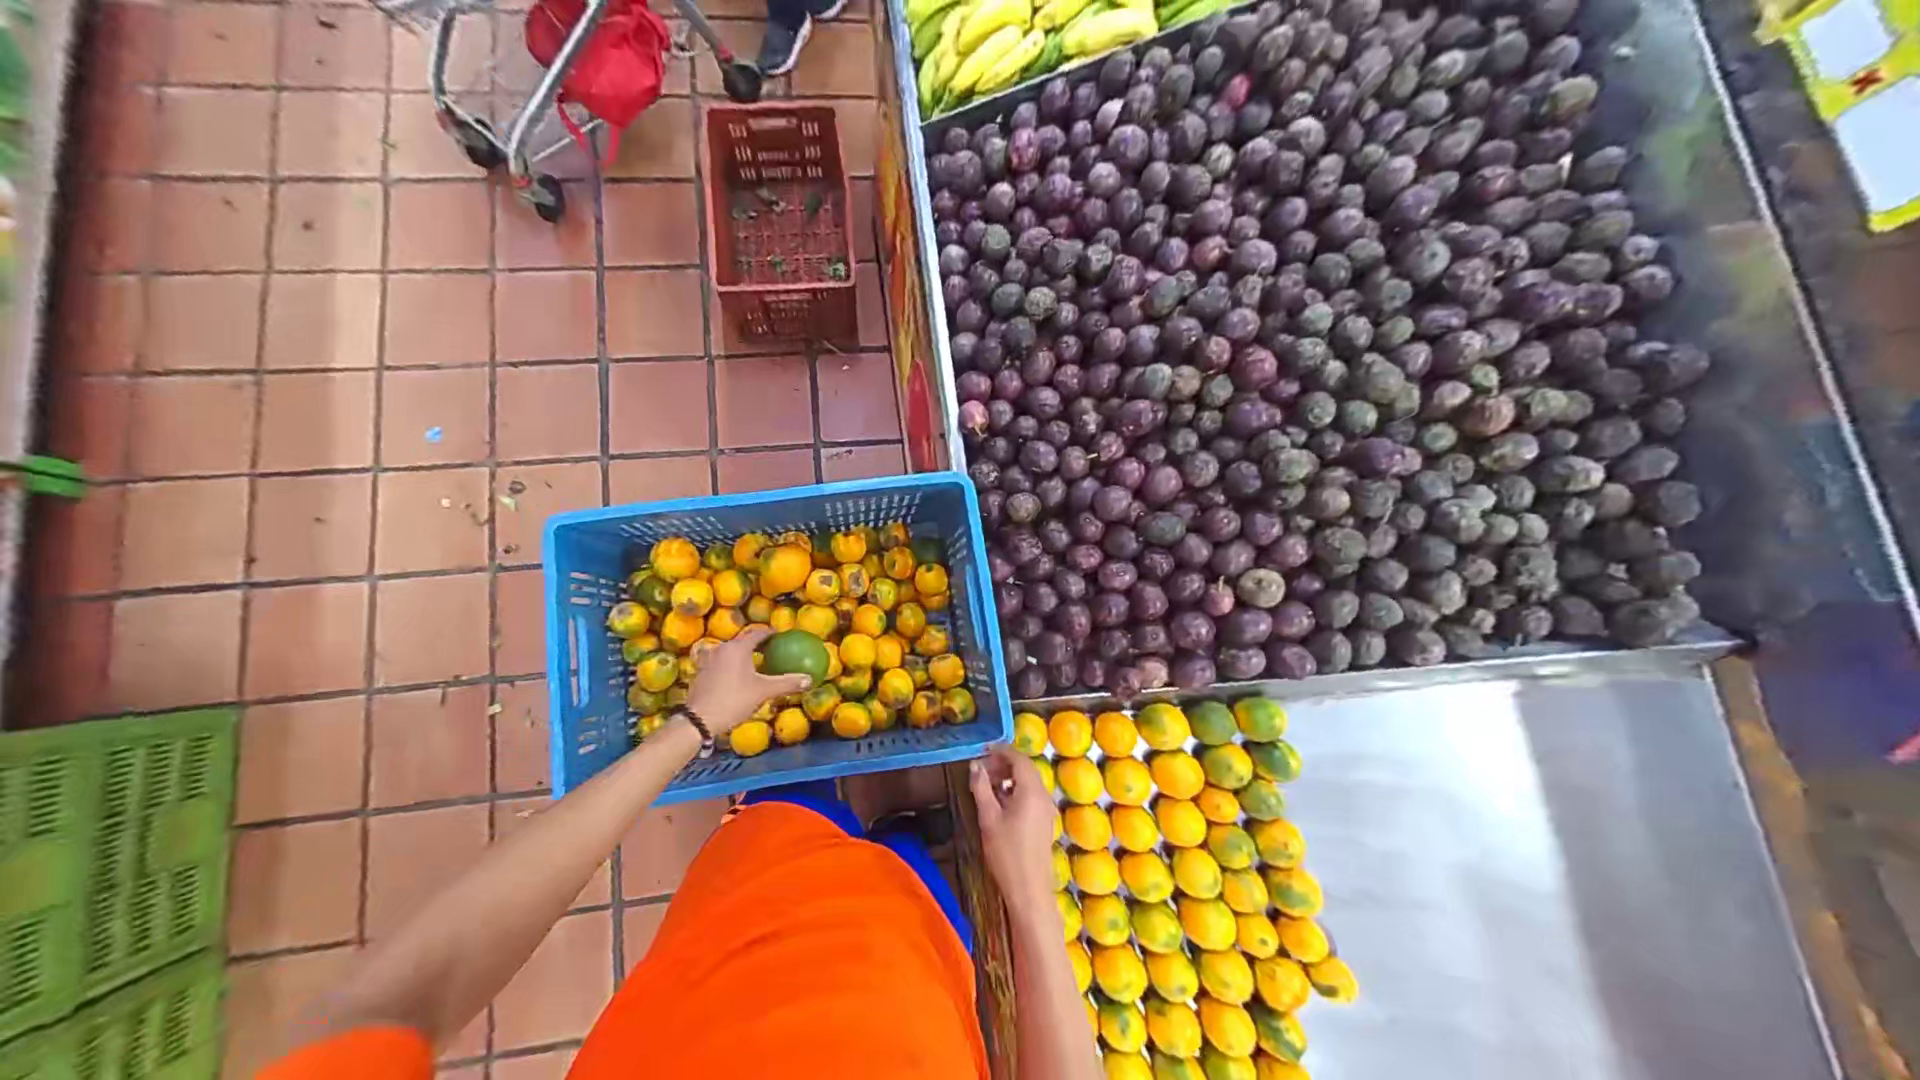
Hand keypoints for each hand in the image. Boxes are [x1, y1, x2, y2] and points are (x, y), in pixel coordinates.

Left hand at [684, 626, 810, 735]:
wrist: (700, 720)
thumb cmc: (734, 700)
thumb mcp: (763, 691)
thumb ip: (787, 683)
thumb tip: (809, 679)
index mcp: (737, 648)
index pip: (757, 633)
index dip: (770, 633)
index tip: (780, 635)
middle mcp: (721, 648)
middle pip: (741, 641)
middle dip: (755, 644)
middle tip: (769, 649)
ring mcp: (708, 660)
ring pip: (728, 651)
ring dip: (740, 654)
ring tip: (751, 662)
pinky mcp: (700, 672)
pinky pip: (718, 662)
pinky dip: (727, 664)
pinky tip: (733, 675)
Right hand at [968, 744, 1058, 916]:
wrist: (1029, 890)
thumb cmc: (1006, 853)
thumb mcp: (988, 818)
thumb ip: (981, 788)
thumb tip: (976, 765)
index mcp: (1031, 790)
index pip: (1019, 759)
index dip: (1000, 751)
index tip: (982, 751)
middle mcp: (1043, 795)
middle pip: (1025, 768)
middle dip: (1004, 764)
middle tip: (982, 769)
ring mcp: (1047, 809)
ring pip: (1029, 782)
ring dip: (1009, 777)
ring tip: (987, 785)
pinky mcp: (1045, 821)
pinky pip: (1032, 795)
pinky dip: (1016, 790)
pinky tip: (1000, 802)